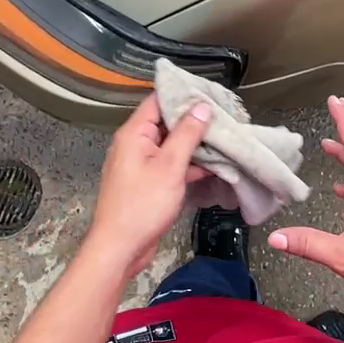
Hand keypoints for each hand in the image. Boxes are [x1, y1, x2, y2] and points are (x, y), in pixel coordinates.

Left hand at [84, 95, 213, 283]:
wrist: (120, 249)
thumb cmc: (142, 206)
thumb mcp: (170, 166)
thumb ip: (187, 134)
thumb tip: (202, 106)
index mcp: (134, 134)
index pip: (158, 100)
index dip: (182, 94)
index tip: (209, 93)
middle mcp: (134, 144)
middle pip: (166, 122)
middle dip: (193, 120)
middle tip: (222, 116)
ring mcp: (140, 164)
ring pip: (170, 145)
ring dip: (194, 144)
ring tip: (223, 138)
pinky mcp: (147, 182)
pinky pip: (169, 164)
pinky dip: (188, 164)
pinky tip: (213, 166)